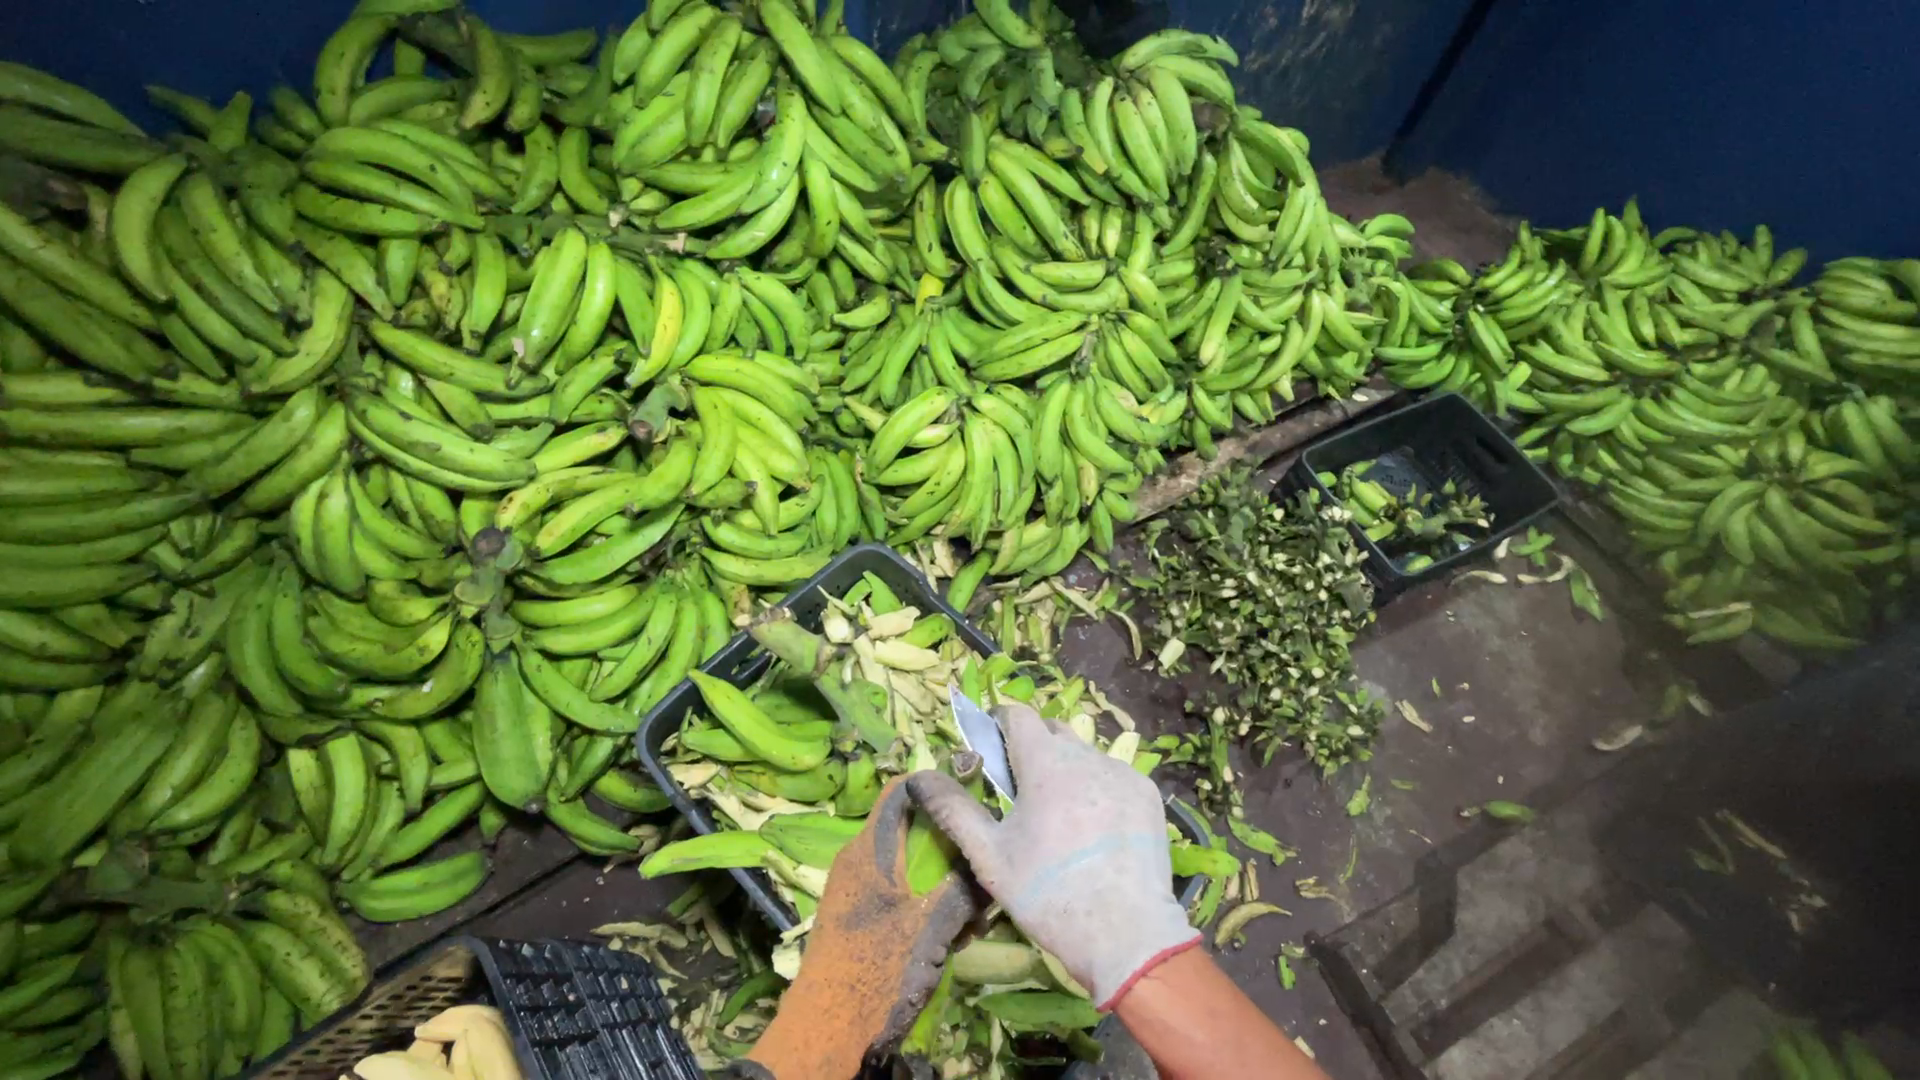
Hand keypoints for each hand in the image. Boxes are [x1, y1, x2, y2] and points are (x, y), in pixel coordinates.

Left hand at [737, 777, 981, 1079]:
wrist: (826, 1037)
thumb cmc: (875, 972)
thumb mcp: (931, 927)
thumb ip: (965, 885)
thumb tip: (997, 858)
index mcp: (870, 848)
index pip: (902, 788)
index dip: (938, 783)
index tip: (977, 796)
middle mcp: (862, 859)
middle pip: (915, 829)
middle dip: (954, 847)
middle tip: (986, 871)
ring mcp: (861, 890)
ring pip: (914, 866)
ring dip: (948, 884)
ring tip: (975, 920)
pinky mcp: (864, 918)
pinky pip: (905, 894)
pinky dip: (931, 906)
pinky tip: (956, 938)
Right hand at [907, 704, 1199, 1008]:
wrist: (1126, 935)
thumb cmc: (1046, 893)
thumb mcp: (989, 854)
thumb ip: (953, 809)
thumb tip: (917, 777)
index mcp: (1044, 761)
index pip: (1018, 714)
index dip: (999, 724)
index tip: (990, 751)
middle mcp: (1086, 755)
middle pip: (1052, 730)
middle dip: (1032, 747)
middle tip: (1020, 791)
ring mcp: (1122, 773)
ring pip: (1084, 755)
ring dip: (1066, 769)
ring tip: (1059, 816)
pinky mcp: (1147, 795)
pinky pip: (1113, 777)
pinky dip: (1097, 789)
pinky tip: (1094, 831)